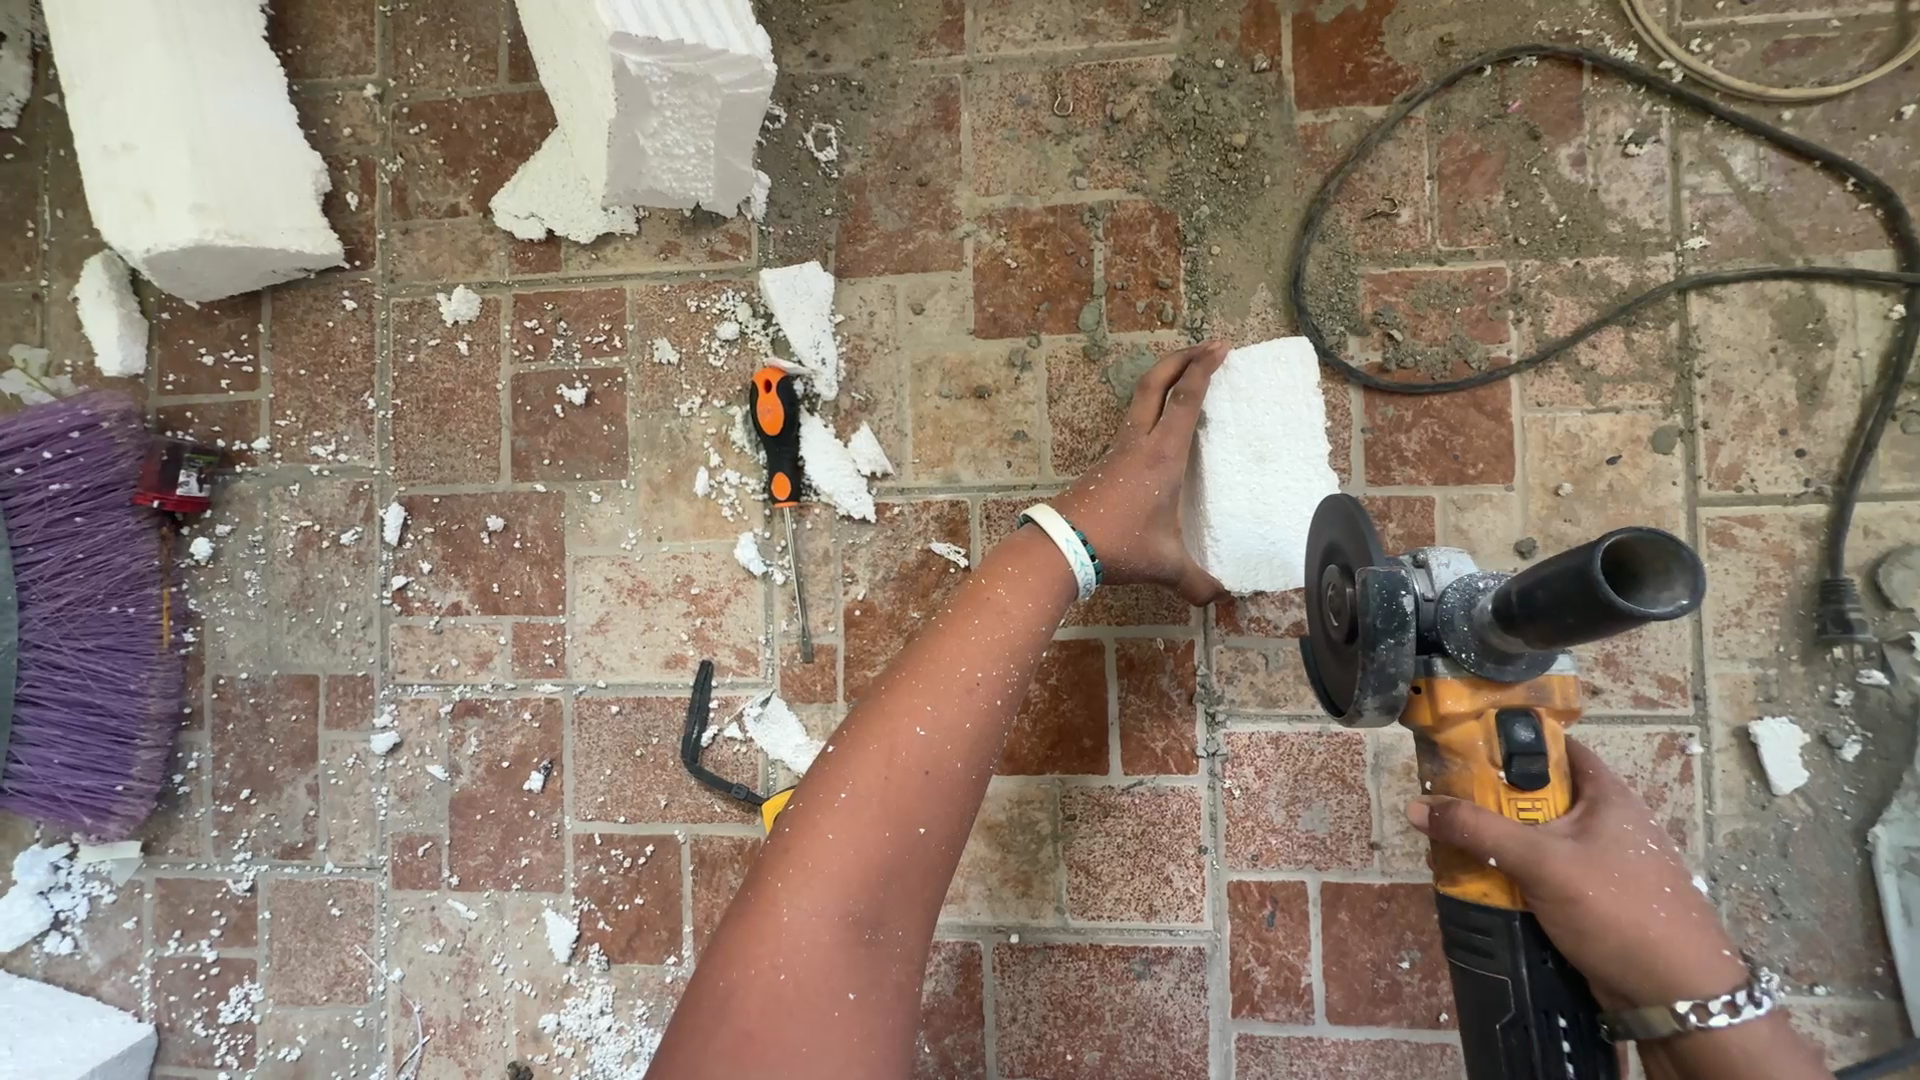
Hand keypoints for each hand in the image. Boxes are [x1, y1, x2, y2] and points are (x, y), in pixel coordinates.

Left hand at [1053, 341, 1229, 606]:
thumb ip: (1197, 582)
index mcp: (1162, 455)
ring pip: (1139, 402)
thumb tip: (1221, 599)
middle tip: (1205, 347)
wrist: (1061, 546)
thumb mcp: (1165, 565)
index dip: (1204, 369)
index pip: (1186, 399)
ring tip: (1183, 380)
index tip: (1221, 348)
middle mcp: (1138, 443)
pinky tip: (1158, 432)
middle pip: (1155, 383)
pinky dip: (1149, 412)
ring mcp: (1117, 451)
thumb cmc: (1117, 546)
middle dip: (1181, 358)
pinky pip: (1131, 425)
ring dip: (1162, 383)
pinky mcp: (1103, 465)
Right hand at [1407, 739, 1746, 1010]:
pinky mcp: (1585, 892)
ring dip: (1491, 834)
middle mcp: (1601, 819)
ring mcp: (1594, 858)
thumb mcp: (1543, 863)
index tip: (1461, 740)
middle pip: (1532, 790)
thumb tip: (1415, 807)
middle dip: (1486, 793)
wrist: (1678, 1000)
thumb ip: (1478, 831)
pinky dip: (1504, 865)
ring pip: (1529, 831)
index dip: (1509, 738)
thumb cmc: (1622, 911)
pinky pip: (1533, 865)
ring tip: (1448, 835)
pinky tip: (1474, 872)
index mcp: (1605, 796)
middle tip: (1443, 794)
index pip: (1554, 746)